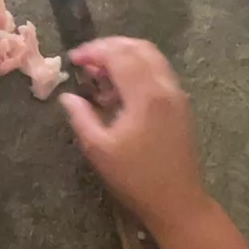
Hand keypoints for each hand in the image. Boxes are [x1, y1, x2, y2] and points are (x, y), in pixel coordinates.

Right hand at [59, 37, 214, 226]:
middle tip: (86, 60)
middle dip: (110, 47)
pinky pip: (159, 72)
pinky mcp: (180, 105)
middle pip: (139, 48)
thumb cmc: (135, 178)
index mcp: (145, 96)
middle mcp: (165, 88)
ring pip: (152, 57)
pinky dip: (138, 69)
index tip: (73, 59)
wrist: (177, 202)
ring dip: (125, 56)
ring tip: (100, 74)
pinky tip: (119, 89)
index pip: (119, 55)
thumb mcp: (99, 150)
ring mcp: (177, 95)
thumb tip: (68, 97)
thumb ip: (81, 117)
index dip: (94, 51)